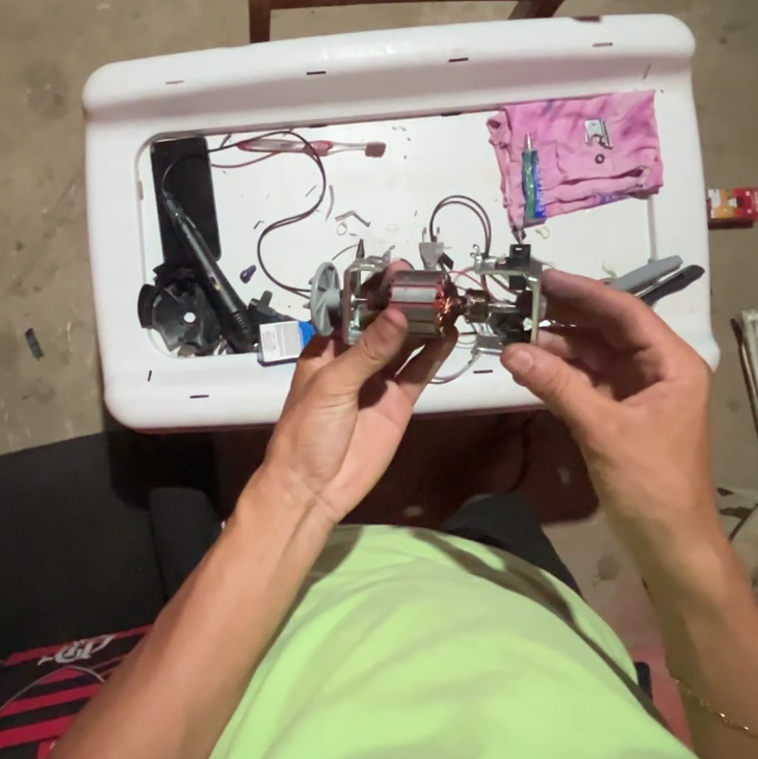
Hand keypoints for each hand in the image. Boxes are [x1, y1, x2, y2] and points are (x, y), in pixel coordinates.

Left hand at [246, 302, 455, 528]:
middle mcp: (354, 360)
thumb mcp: (332, 387)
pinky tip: (450, 333)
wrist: (313, 488)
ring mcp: (378, 380)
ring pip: (405, 344)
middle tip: (432, 280)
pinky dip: (434, 354)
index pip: (352, 310)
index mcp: (326, 349)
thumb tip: (399, 315)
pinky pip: (419, 372)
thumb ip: (367, 352)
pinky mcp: (398, 402)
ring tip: (448, 300)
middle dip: (404, 302)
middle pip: (383, 324)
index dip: (373, 290)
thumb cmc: (307, 432)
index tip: (399, 269)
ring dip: (423, 323)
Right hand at [499, 269, 719, 552]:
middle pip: (609, 331)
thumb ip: (558, 386)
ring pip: (596, 356)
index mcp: (673, 365)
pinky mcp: (622, 415)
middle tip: (524, 301)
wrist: (670, 542)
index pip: (627, 314)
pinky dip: (562, 374)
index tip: (546, 278)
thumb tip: (511, 350)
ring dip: (560, 346)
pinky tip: (533, 367)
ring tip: (519, 335)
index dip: (586, 293)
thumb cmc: (651, 484)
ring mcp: (640, 393)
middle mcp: (659, 371)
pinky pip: (589, 381)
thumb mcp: (603, 430)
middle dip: (568, 316)